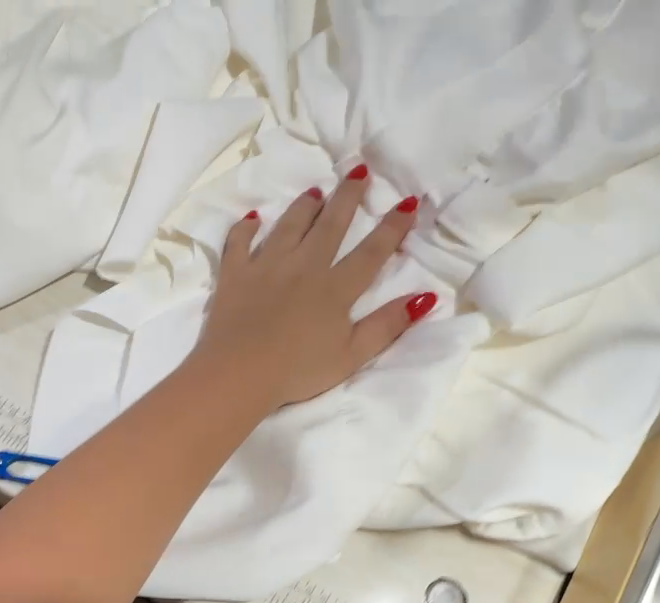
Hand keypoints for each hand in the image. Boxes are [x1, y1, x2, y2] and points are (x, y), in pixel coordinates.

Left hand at [189, 167, 431, 409]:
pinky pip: (239, 243)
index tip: (409, 202)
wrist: (238, 373)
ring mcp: (266, 267)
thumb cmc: (297, 371)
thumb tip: (425, 297)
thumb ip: (386, 326)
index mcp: (335, 288)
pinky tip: (252, 219)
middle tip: (359, 171)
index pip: (371, 252)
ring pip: (289, 226)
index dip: (392, 227)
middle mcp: (304, 267)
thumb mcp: (351, 357)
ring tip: (314, 191)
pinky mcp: (234, 275)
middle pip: (330, 225)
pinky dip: (245, 229)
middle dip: (348, 197)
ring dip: (303, 206)